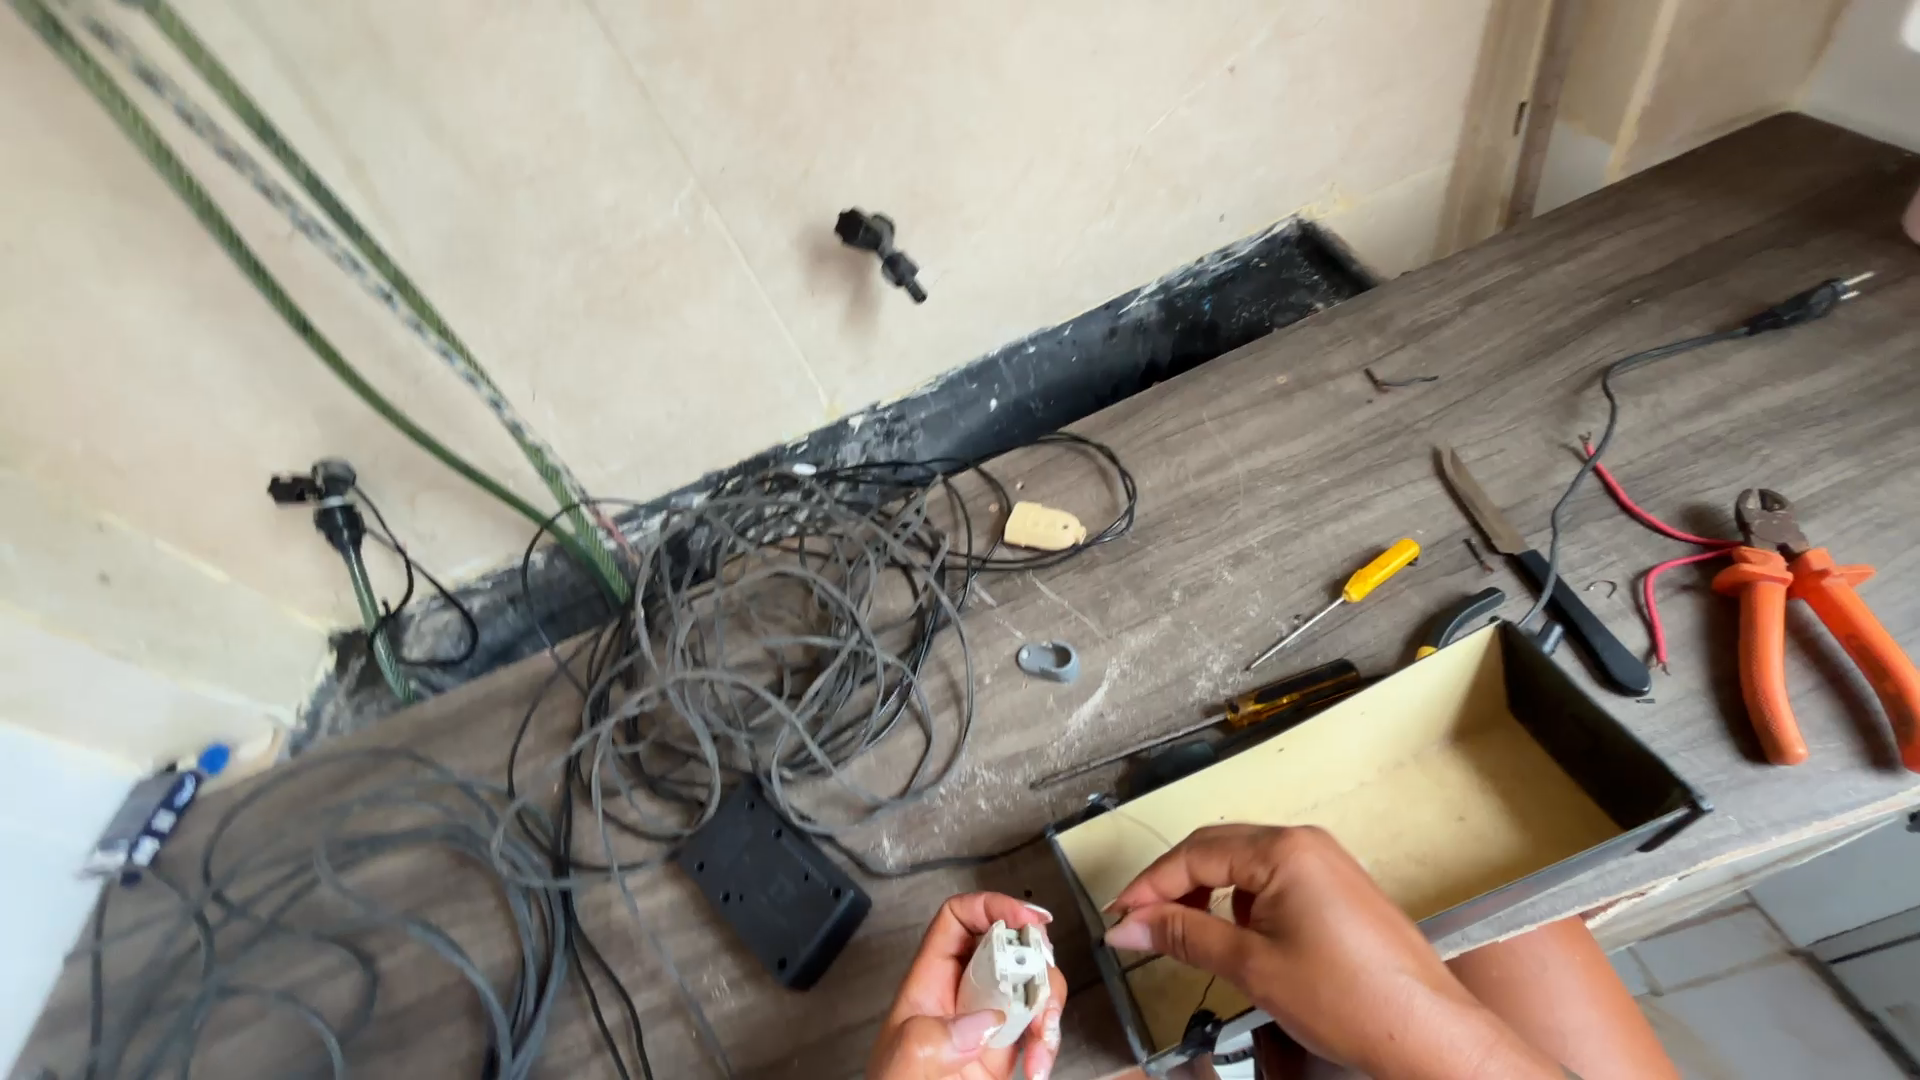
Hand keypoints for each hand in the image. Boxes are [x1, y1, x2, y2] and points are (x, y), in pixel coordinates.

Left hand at [866, 892, 1066, 1079]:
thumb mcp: (901, 1067)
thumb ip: (930, 1042)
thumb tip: (986, 1020)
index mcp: (930, 980)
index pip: (958, 918)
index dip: (991, 906)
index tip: (1027, 919)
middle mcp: (963, 991)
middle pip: (1006, 942)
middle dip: (1034, 955)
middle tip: (1045, 983)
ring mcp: (988, 1019)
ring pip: (1031, 981)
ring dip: (1048, 1005)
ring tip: (1042, 1041)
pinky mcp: (1008, 1049)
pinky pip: (1039, 1026)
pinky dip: (1048, 1041)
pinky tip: (1038, 1068)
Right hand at [1103, 825, 1559, 1079]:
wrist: (1432, 1040)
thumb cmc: (1352, 1000)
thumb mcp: (1252, 966)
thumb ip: (1183, 935)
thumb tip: (1131, 927)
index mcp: (1282, 849)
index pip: (1194, 854)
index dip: (1150, 885)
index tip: (1122, 915)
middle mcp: (1303, 841)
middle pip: (1215, 848)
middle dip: (1174, 885)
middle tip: (1143, 922)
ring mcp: (1323, 861)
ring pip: (1241, 862)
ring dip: (1206, 892)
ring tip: (1187, 933)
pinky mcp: (1335, 885)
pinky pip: (1270, 877)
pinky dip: (1240, 902)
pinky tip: (1237, 937)